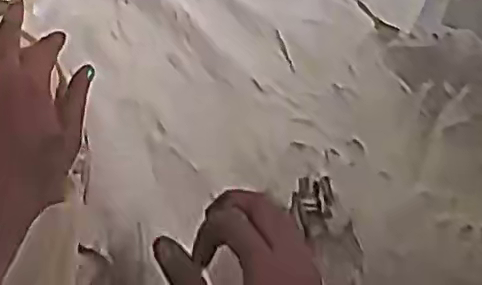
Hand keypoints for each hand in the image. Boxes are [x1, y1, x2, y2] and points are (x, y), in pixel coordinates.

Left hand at [0, 0, 91, 284]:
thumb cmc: (33, 179)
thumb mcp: (67, 141)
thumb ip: (75, 100)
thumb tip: (85, 70)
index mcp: (32, 81)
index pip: (44, 49)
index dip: (52, 41)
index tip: (57, 38)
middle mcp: (0, 75)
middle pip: (7, 36)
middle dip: (14, 18)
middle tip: (16, 4)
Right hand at [153, 190, 322, 284]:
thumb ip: (187, 277)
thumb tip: (165, 247)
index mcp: (265, 260)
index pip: (228, 218)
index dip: (205, 230)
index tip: (196, 253)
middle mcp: (291, 257)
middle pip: (258, 204)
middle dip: (230, 206)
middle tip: (210, 224)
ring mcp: (308, 268)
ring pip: (279, 216)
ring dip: (253, 216)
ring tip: (231, 233)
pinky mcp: (315, 280)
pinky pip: (293, 238)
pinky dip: (272, 234)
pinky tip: (259, 254)